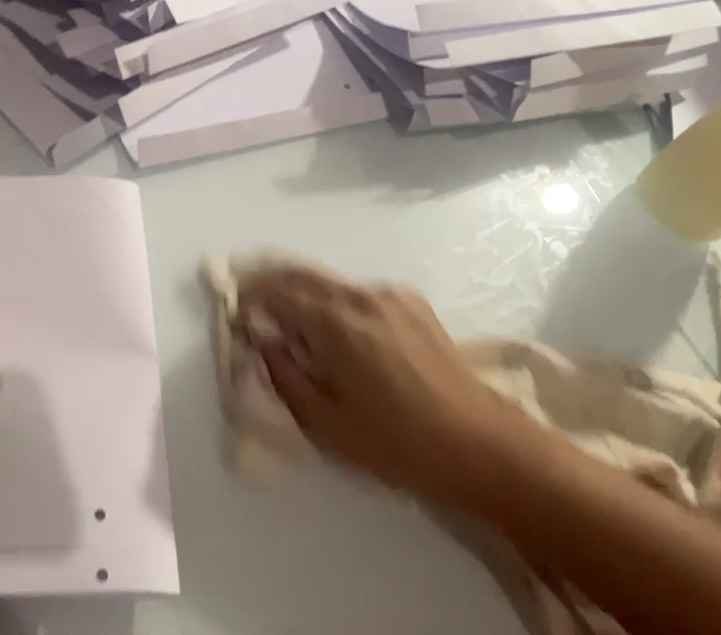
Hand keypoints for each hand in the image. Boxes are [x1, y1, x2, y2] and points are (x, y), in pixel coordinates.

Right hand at [239, 259, 536, 511]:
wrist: (483, 447)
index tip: (238, 316)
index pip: (275, 291)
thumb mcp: (325, 423)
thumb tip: (264, 343)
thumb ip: (285, 375)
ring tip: (295, 325)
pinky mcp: (414, 305)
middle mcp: (360, 296)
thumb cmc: (397, 443)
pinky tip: (343, 335)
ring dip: (305, 294)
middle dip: (271, 285)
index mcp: (334, 322)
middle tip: (253, 306)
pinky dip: (337, 303)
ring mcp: (391, 296)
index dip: (250, 299)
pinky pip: (360, 294)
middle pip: (301, 274)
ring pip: (331, 283)